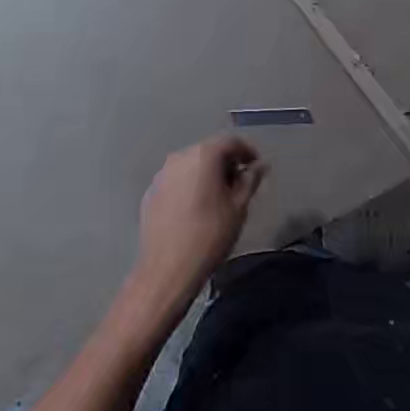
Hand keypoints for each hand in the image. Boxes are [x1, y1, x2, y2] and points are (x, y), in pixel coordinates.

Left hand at [132, 135, 266, 304]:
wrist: (167, 269)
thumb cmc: (210, 235)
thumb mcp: (238, 207)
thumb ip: (250, 180)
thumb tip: (259, 166)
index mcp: (203, 156)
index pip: (230, 141)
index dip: (247, 151)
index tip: (256, 168)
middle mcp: (179, 157)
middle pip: (208, 150)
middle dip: (226, 163)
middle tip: (239, 185)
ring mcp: (161, 174)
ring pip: (190, 165)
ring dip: (207, 174)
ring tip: (218, 198)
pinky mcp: (150, 192)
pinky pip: (176, 181)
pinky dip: (189, 186)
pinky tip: (194, 209)